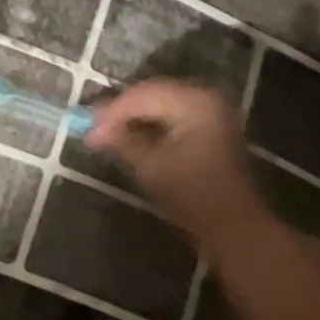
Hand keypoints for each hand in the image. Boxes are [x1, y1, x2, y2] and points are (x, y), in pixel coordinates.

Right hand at [86, 80, 265, 238]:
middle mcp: (206, 98)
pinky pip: (174, 115)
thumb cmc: (192, 195)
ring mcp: (212, 112)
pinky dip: (152, 124)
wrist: (233, 226)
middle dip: (122, 111)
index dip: (112, 111)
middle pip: (153, 94)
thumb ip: (121, 141)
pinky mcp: (212, 127)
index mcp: (194, 102)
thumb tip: (93, 131)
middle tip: (94, 129)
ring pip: (162, 104)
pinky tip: (133, 137)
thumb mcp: (151, 167)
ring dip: (135, 117)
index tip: (86, 128)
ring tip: (109, 134)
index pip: (143, 95)